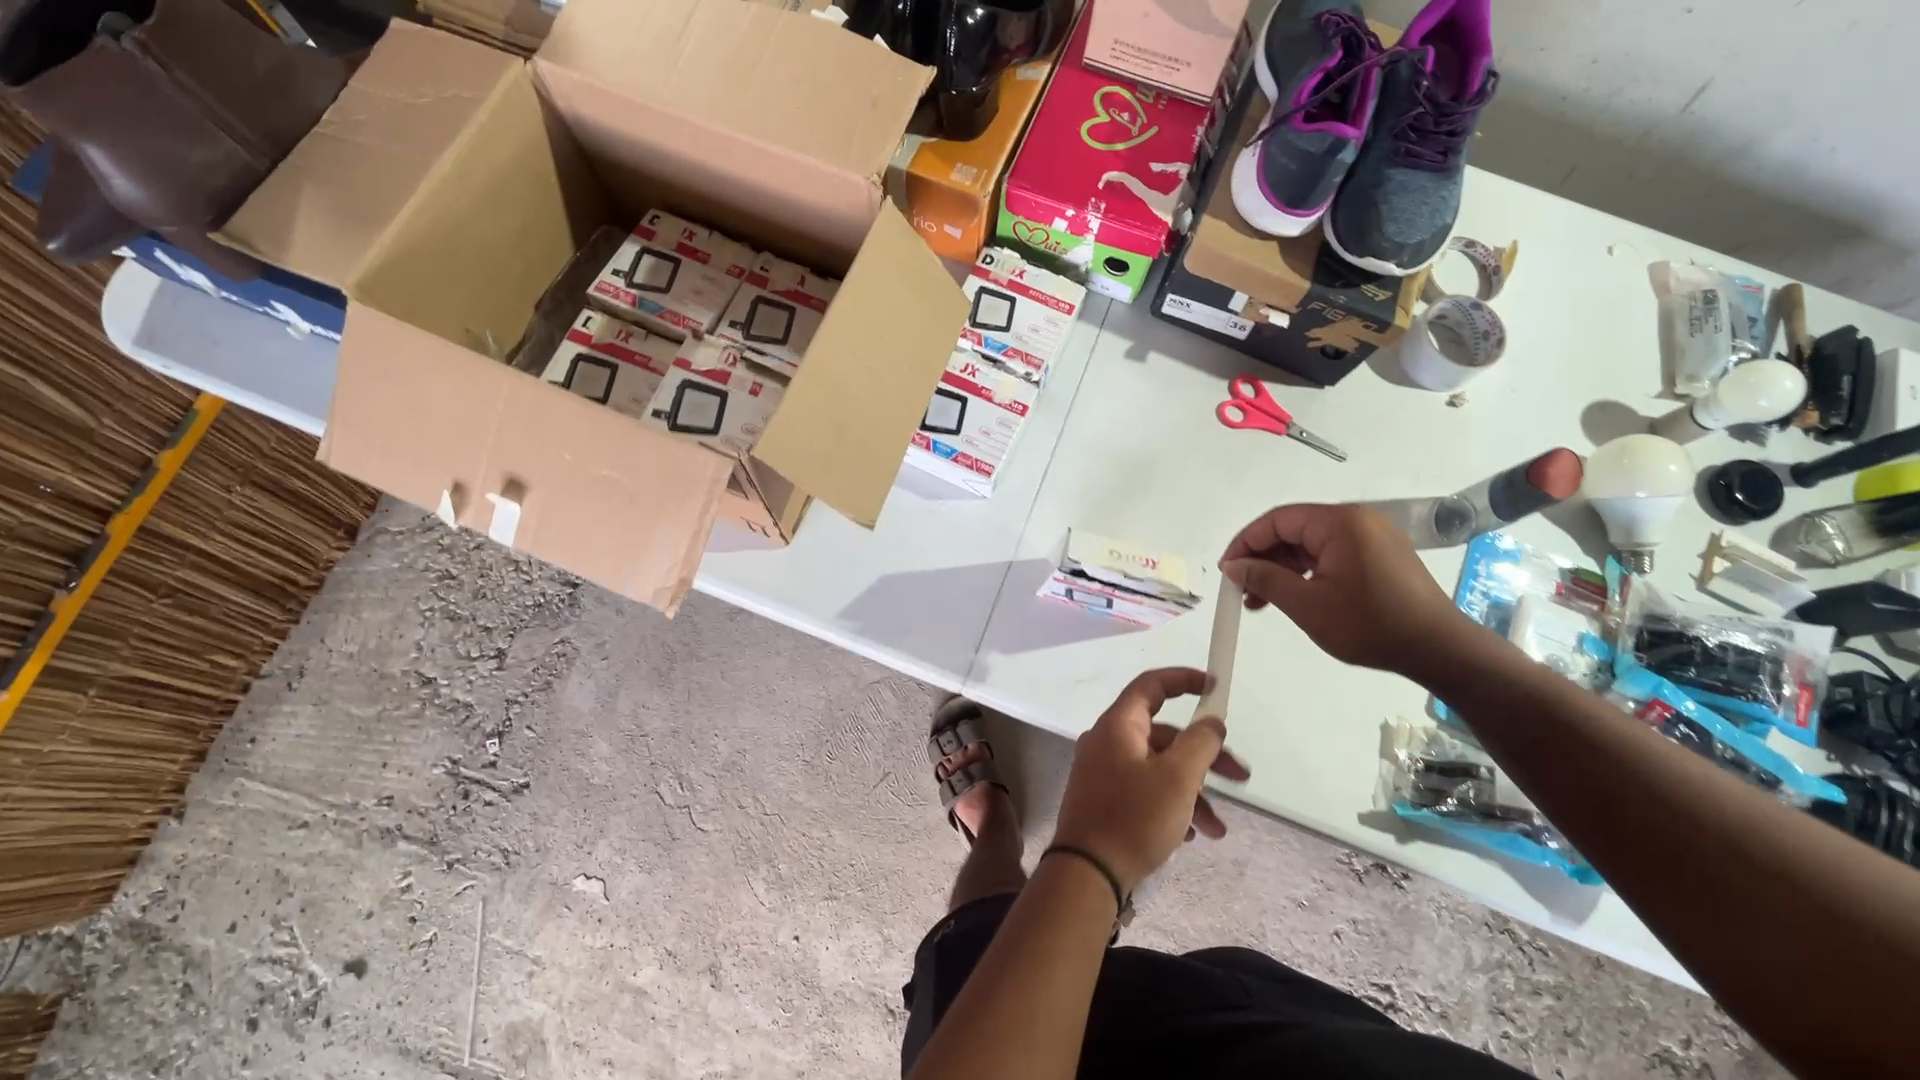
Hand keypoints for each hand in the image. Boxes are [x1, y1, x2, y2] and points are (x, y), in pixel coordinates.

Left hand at [1052, 668, 1250, 894]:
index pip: (1152, 685)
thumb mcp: (1178, 778)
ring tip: (1217, 829)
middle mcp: (1106, 743)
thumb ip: (1200, 742)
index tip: (1214, 688)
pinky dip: (1171, 806)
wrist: (1086, 873)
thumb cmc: (1134, 818)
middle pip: (1164, 735)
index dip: (1184, 680)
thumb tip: (1211, 721)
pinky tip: (1189, 835)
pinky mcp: (1104, 801)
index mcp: (1118, 726)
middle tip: (1240, 777)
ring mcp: (1102, 773)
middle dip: (1205, 756)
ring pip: (1158, 769)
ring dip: (1193, 792)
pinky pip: (1145, 791)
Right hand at [1218, 503, 1464, 674]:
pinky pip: (1332, 556)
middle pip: (1294, 530)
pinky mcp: (1381, 558)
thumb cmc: (1370, 624)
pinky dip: (1308, 574)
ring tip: (1261, 602)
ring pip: (1311, 545)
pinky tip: (1293, 598)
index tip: (1227, 573)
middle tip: (1241, 591)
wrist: (1439, 650)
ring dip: (1283, 570)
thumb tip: (1233, 566)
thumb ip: (1265, 579)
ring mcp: (1372, 538)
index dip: (1246, 543)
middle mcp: (1357, 520)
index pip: (1277, 520)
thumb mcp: (1307, 605)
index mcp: (1340, 522)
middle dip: (1263, 559)